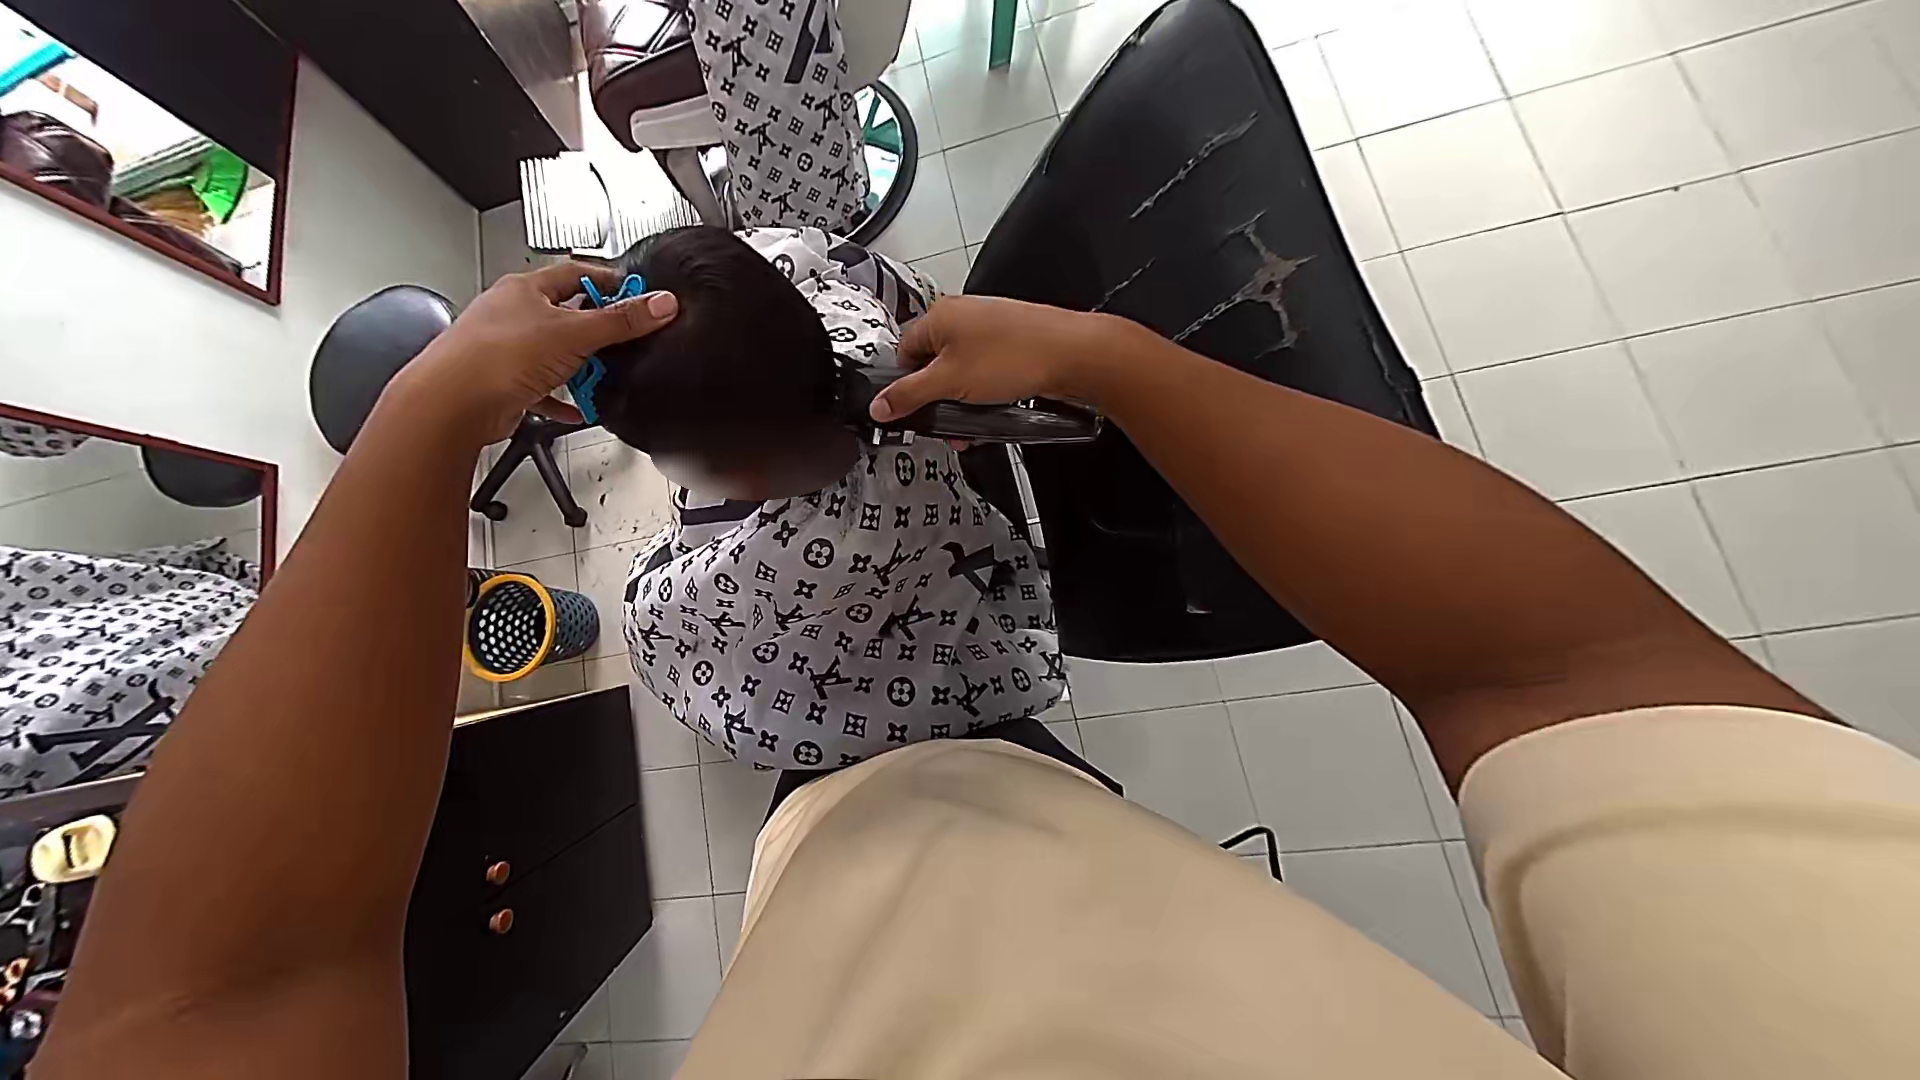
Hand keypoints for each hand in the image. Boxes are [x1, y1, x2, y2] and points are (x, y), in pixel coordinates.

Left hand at [388, 261, 678, 444]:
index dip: (612, 282)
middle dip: (601, 333)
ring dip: (585, 367)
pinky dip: (568, 397)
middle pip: (572, 315)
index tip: (640, 296)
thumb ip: (622, 321)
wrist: (454, 402)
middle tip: (624, 344)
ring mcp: (510, 347)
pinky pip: (549, 387)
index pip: (578, 273)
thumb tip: (660, 303)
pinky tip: (580, 407)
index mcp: (526, 289)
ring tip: (600, 378)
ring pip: (561, 352)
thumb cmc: (494, 357)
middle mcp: (515, 314)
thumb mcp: (576, 333)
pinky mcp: (509, 380)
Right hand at [870, 296, 1137, 421]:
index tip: (909, 410)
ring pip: (959, 373)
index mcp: (938, 317)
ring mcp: (987, 332)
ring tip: (972, 421)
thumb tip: (880, 406)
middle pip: (931, 365)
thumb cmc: (1016, 355)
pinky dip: (982, 395)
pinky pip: (983, 374)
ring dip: (960, 402)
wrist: (1072, 355)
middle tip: (944, 422)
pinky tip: (991, 411)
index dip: (904, 386)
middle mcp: (962, 318)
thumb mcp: (949, 383)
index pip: (902, 353)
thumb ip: (909, 396)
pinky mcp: (1008, 346)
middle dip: (936, 399)